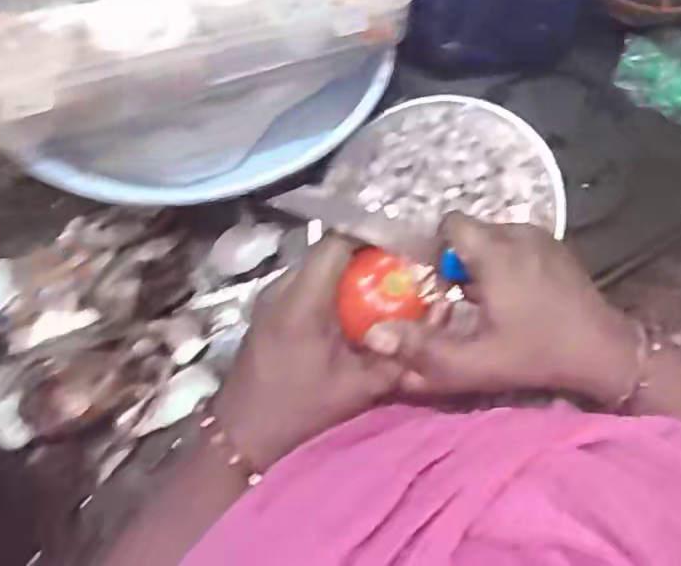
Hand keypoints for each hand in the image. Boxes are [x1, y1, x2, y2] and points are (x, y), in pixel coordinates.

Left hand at [211, 234, 400, 463]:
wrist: (236, 447)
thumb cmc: (300, 416)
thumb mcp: (362, 387)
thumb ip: (405, 347)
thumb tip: (444, 309)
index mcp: (302, 301)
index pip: (341, 240)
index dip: (378, 234)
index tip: (409, 245)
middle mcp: (283, 288)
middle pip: (336, 246)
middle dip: (375, 250)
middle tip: (407, 265)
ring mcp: (274, 295)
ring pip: (326, 259)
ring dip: (358, 265)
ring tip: (389, 280)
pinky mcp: (273, 306)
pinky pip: (315, 276)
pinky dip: (342, 280)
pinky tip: (361, 302)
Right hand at [365, 217, 640, 403]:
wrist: (600, 347)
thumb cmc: (534, 353)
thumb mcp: (472, 362)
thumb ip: (420, 349)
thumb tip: (374, 335)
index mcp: (498, 250)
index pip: (452, 223)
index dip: (435, 248)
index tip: (434, 281)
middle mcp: (520, 232)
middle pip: (473, 232)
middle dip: (459, 260)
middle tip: (458, 299)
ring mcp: (544, 237)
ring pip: (497, 238)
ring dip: (484, 263)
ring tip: (487, 302)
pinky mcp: (558, 247)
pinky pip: (519, 243)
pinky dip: (508, 261)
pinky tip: (515, 298)